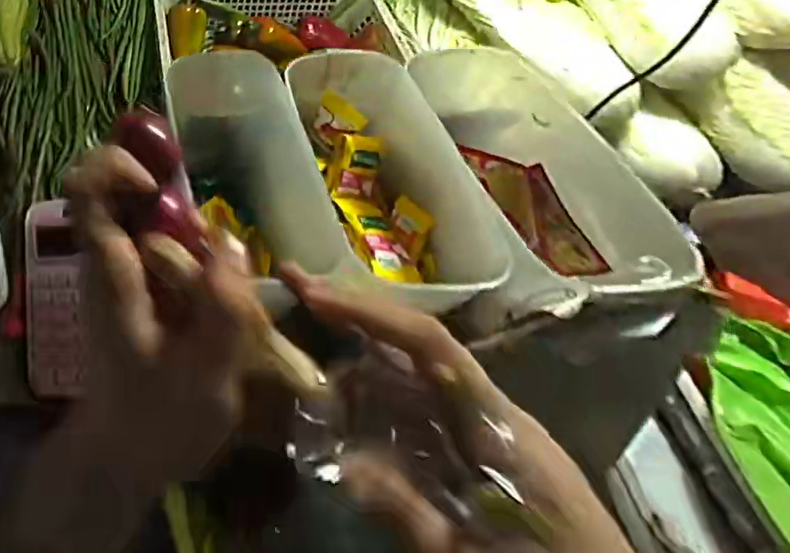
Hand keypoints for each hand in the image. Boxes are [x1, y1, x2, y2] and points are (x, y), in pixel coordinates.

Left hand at [65, 146, 263, 487]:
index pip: (84, 187)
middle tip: (200, 233)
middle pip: (108, 181)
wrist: (123, 448)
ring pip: (139, 207)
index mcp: (108, 268)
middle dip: (159, 189)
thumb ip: (222, 309)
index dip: (115, 165)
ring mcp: (118, 262)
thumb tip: (229, 238)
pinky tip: (213, 287)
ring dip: (181, 226)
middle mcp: (106, 253)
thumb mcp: (204, 376)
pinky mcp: (134, 276)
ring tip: (215, 277)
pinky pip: (157, 237)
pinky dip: (187, 247)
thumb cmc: (159, 418)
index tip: (158, 187)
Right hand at [277, 266, 633, 552]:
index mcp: (498, 425)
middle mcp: (491, 408)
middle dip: (352, 307)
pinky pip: (417, 395)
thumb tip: (339, 465)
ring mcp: (487, 422)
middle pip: (415, 338)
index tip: (311, 296)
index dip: (368, 312)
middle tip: (291, 281)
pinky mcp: (480, 442)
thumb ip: (407, 509)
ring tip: (301, 325)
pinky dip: (373, 380)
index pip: (430, 343)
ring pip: (411, 364)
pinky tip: (340, 383)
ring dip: (355, 342)